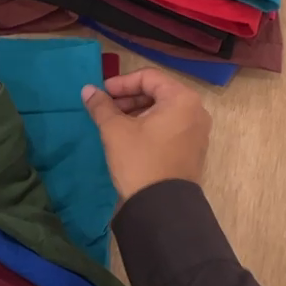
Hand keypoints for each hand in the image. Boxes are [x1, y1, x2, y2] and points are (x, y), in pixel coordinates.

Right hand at [80, 68, 210, 198]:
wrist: (161, 208)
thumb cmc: (140, 161)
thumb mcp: (115, 130)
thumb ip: (101, 106)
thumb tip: (87, 90)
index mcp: (181, 99)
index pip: (148, 77)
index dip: (121, 82)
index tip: (102, 94)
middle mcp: (196, 111)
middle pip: (158, 92)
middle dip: (129, 98)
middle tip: (106, 108)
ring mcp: (197, 131)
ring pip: (164, 111)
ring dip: (138, 112)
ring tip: (115, 123)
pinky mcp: (193, 149)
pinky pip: (171, 127)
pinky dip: (150, 126)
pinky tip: (130, 137)